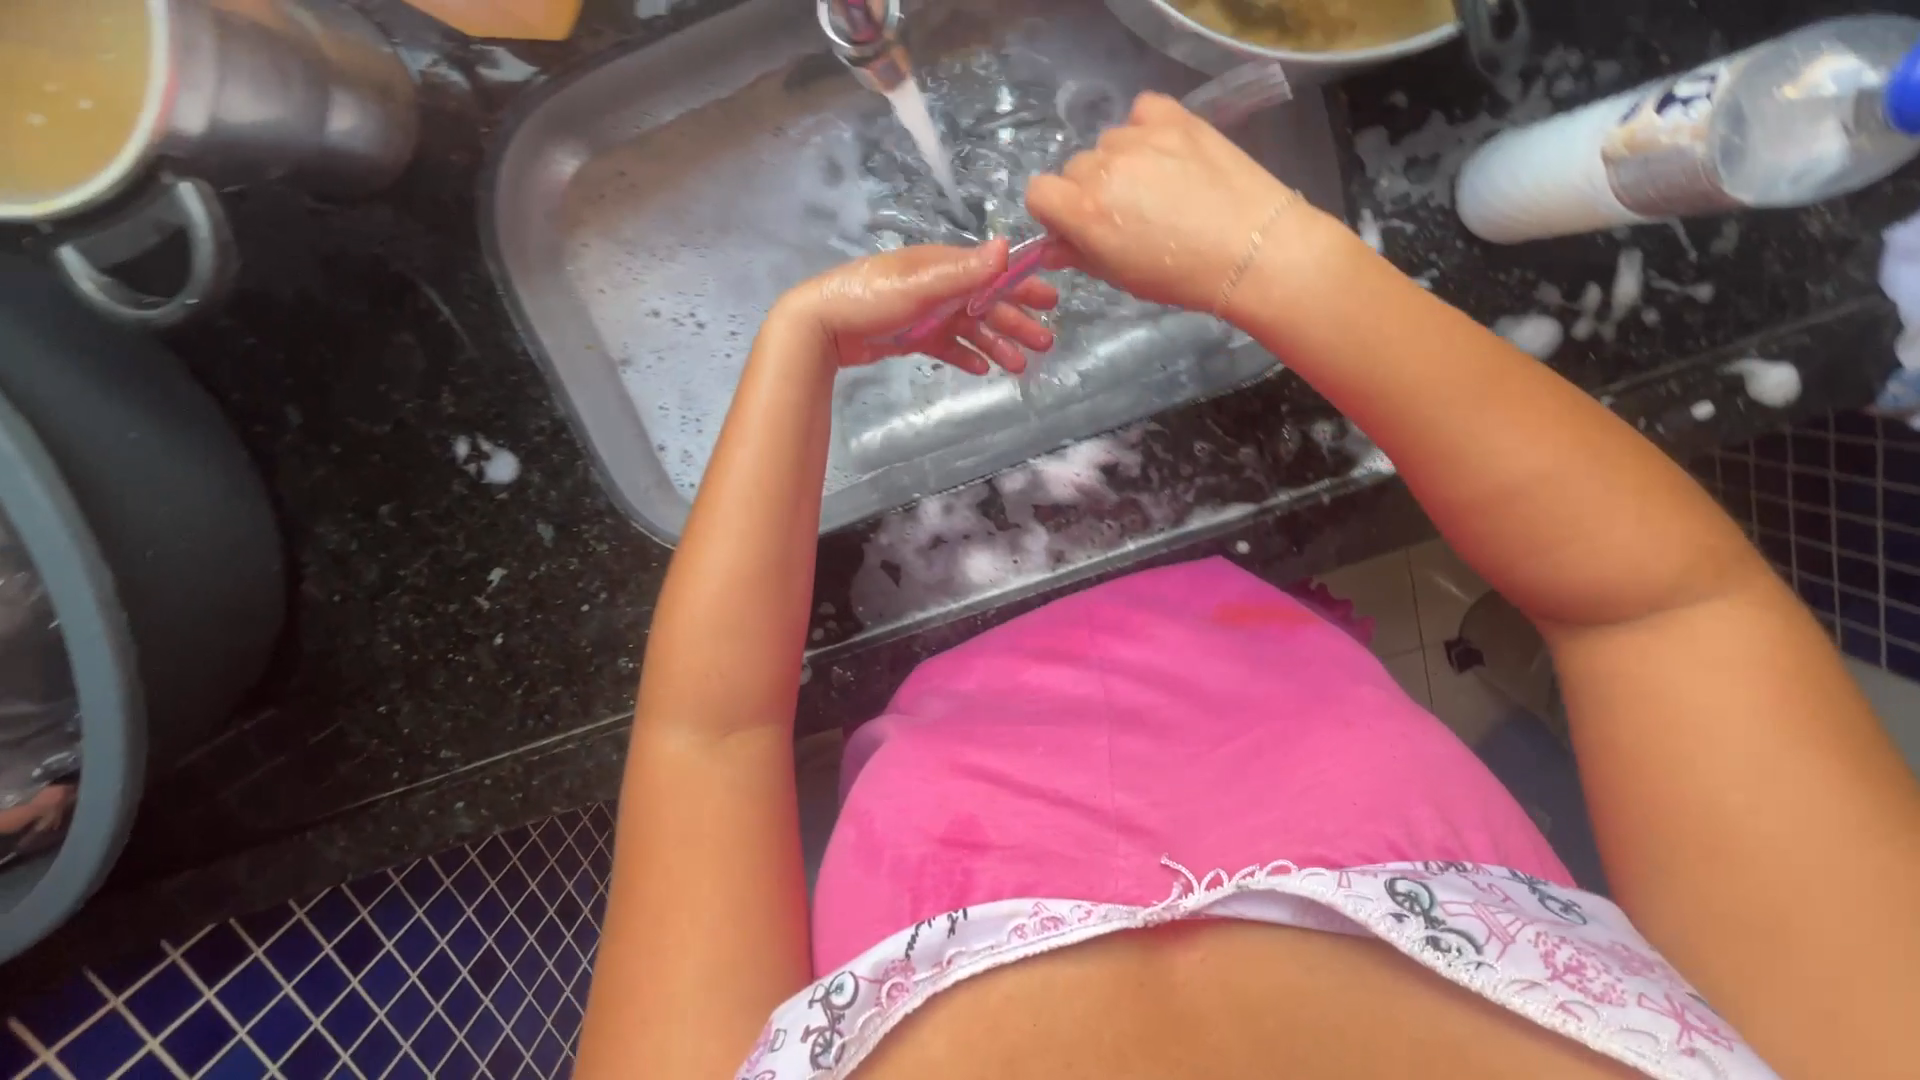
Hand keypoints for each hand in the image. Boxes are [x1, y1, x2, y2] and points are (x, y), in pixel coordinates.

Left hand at [771, 239, 1057, 374]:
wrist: (821, 326)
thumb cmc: (870, 299)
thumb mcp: (920, 284)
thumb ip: (964, 271)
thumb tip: (1008, 247)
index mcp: (942, 266)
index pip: (992, 273)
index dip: (1022, 286)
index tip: (1050, 300)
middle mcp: (938, 286)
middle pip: (986, 303)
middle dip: (1016, 321)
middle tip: (1046, 342)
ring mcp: (925, 313)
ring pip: (970, 329)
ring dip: (996, 344)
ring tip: (1020, 366)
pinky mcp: (911, 337)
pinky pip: (947, 346)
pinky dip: (965, 356)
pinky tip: (982, 370)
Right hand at [1025, 92, 1330, 314]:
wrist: (1251, 251)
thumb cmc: (1180, 276)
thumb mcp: (1120, 277)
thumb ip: (1079, 255)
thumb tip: (1052, 247)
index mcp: (1084, 210)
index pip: (1038, 191)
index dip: (1052, 210)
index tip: (1073, 224)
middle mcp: (1104, 168)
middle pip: (1074, 168)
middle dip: (1089, 189)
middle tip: (1125, 213)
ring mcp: (1140, 138)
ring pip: (1108, 143)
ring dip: (1120, 162)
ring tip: (1155, 186)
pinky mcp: (1176, 119)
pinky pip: (1142, 111)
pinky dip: (1145, 129)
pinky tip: (1165, 152)